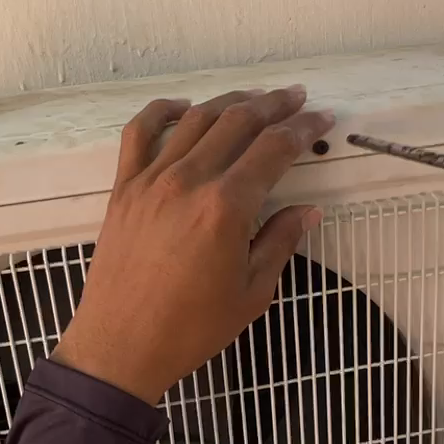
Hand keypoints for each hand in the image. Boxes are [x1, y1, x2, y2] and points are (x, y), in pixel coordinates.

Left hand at [52, 87, 333, 402]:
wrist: (122, 346)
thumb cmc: (192, 328)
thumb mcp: (251, 293)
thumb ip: (279, 242)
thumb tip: (308, 211)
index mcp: (226, 207)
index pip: (274, 149)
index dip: (303, 128)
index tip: (321, 117)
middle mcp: (189, 181)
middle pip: (237, 122)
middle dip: (272, 104)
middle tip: (296, 97)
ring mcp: (151, 180)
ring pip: (194, 120)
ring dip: (229, 102)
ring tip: (254, 97)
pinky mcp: (124, 188)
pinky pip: (139, 133)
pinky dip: (161, 111)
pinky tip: (183, 107)